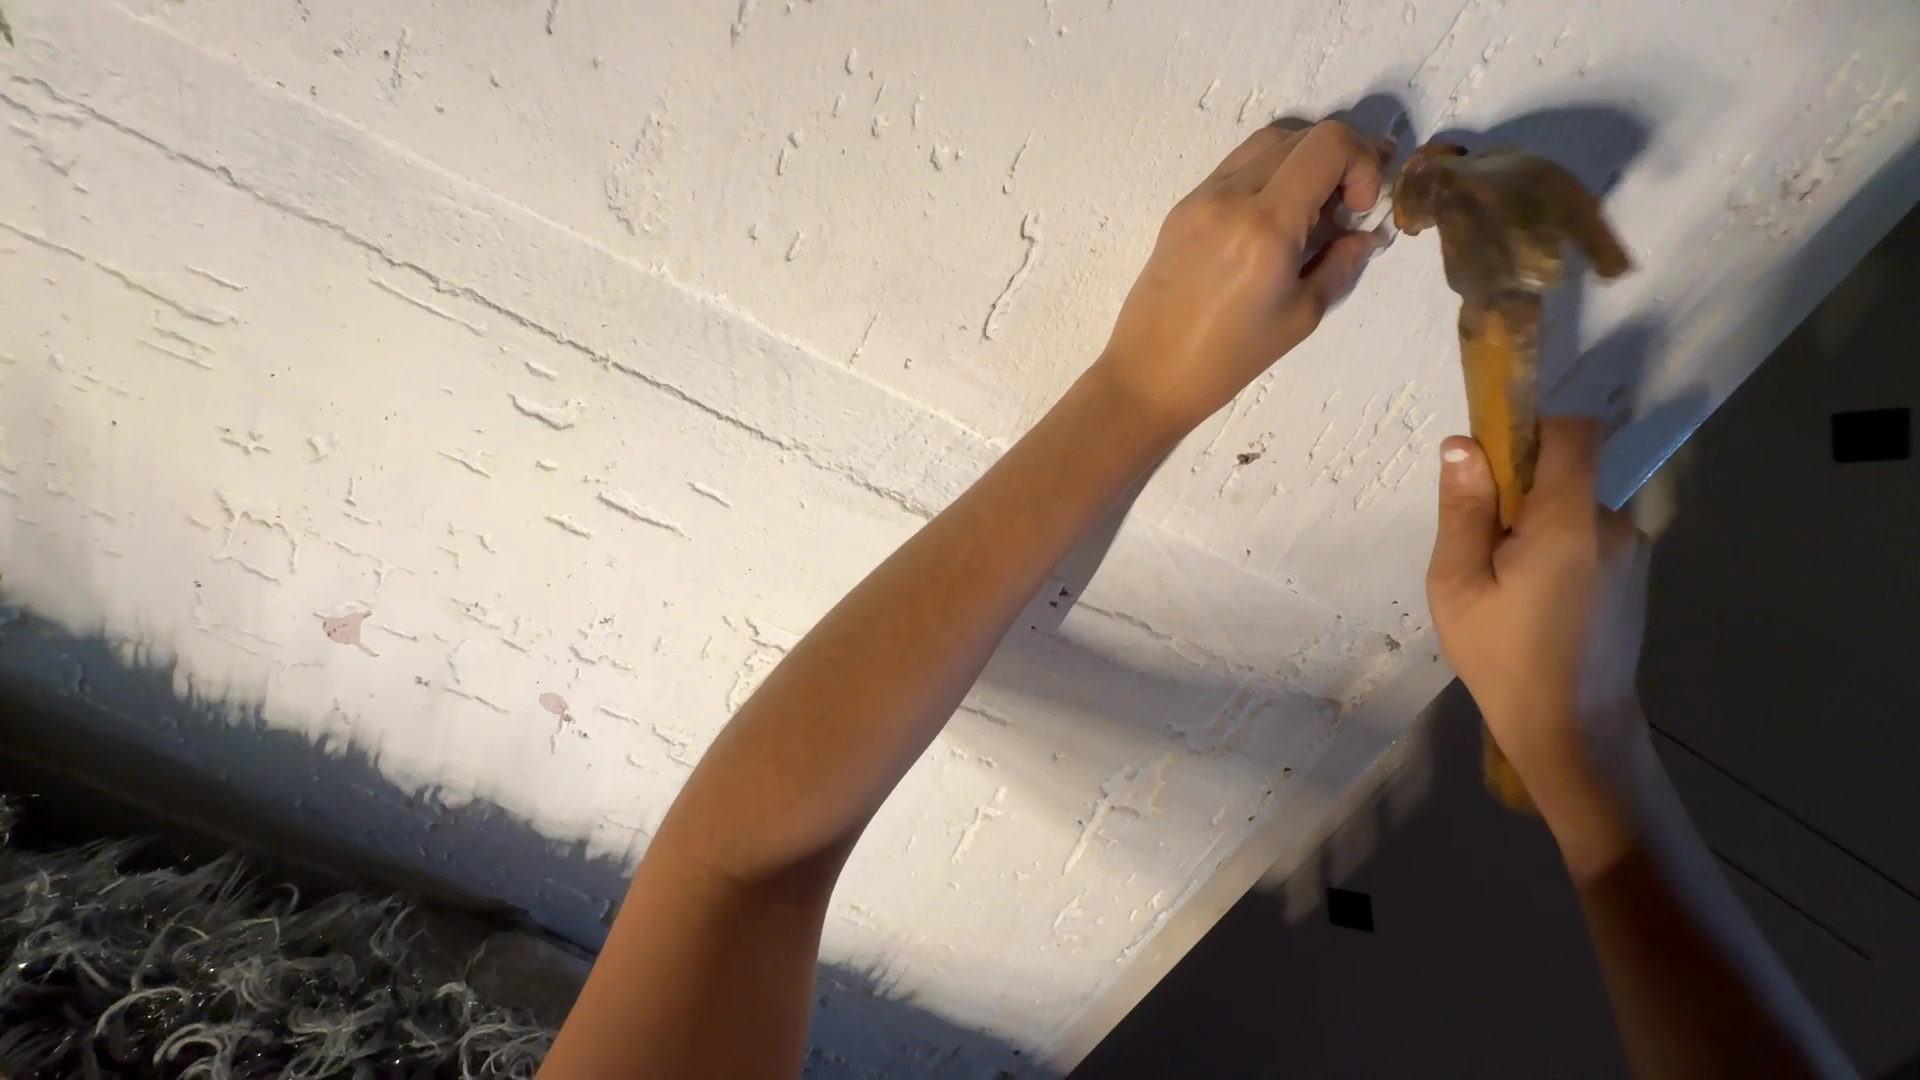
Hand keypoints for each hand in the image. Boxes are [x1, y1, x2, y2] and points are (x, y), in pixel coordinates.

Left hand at [1096, 121, 1391, 433]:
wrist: (1146, 377)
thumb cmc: (1224, 361)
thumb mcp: (1299, 318)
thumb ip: (1339, 264)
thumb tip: (1364, 234)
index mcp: (1264, 226)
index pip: (1328, 145)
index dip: (1362, 162)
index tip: (1361, 208)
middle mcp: (1229, 200)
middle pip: (1301, 136)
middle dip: (1339, 160)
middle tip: (1347, 207)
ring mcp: (1198, 202)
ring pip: (1265, 144)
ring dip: (1301, 161)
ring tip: (1311, 210)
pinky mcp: (1178, 213)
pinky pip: (1233, 169)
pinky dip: (1266, 176)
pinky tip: (1271, 220)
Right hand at [1426, 418, 1651, 803]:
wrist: (1572, 727)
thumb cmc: (1502, 653)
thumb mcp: (1456, 582)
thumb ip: (1464, 510)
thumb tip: (1461, 446)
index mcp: (1568, 522)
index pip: (1572, 433)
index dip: (1530, 429)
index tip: (1487, 463)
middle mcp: (1614, 525)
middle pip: (1563, 475)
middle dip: (1515, 496)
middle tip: (1477, 553)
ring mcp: (1631, 552)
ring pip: (1570, 511)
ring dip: (1531, 529)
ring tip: (1500, 586)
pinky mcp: (1632, 577)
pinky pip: (1585, 539)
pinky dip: (1551, 551)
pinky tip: (1529, 601)